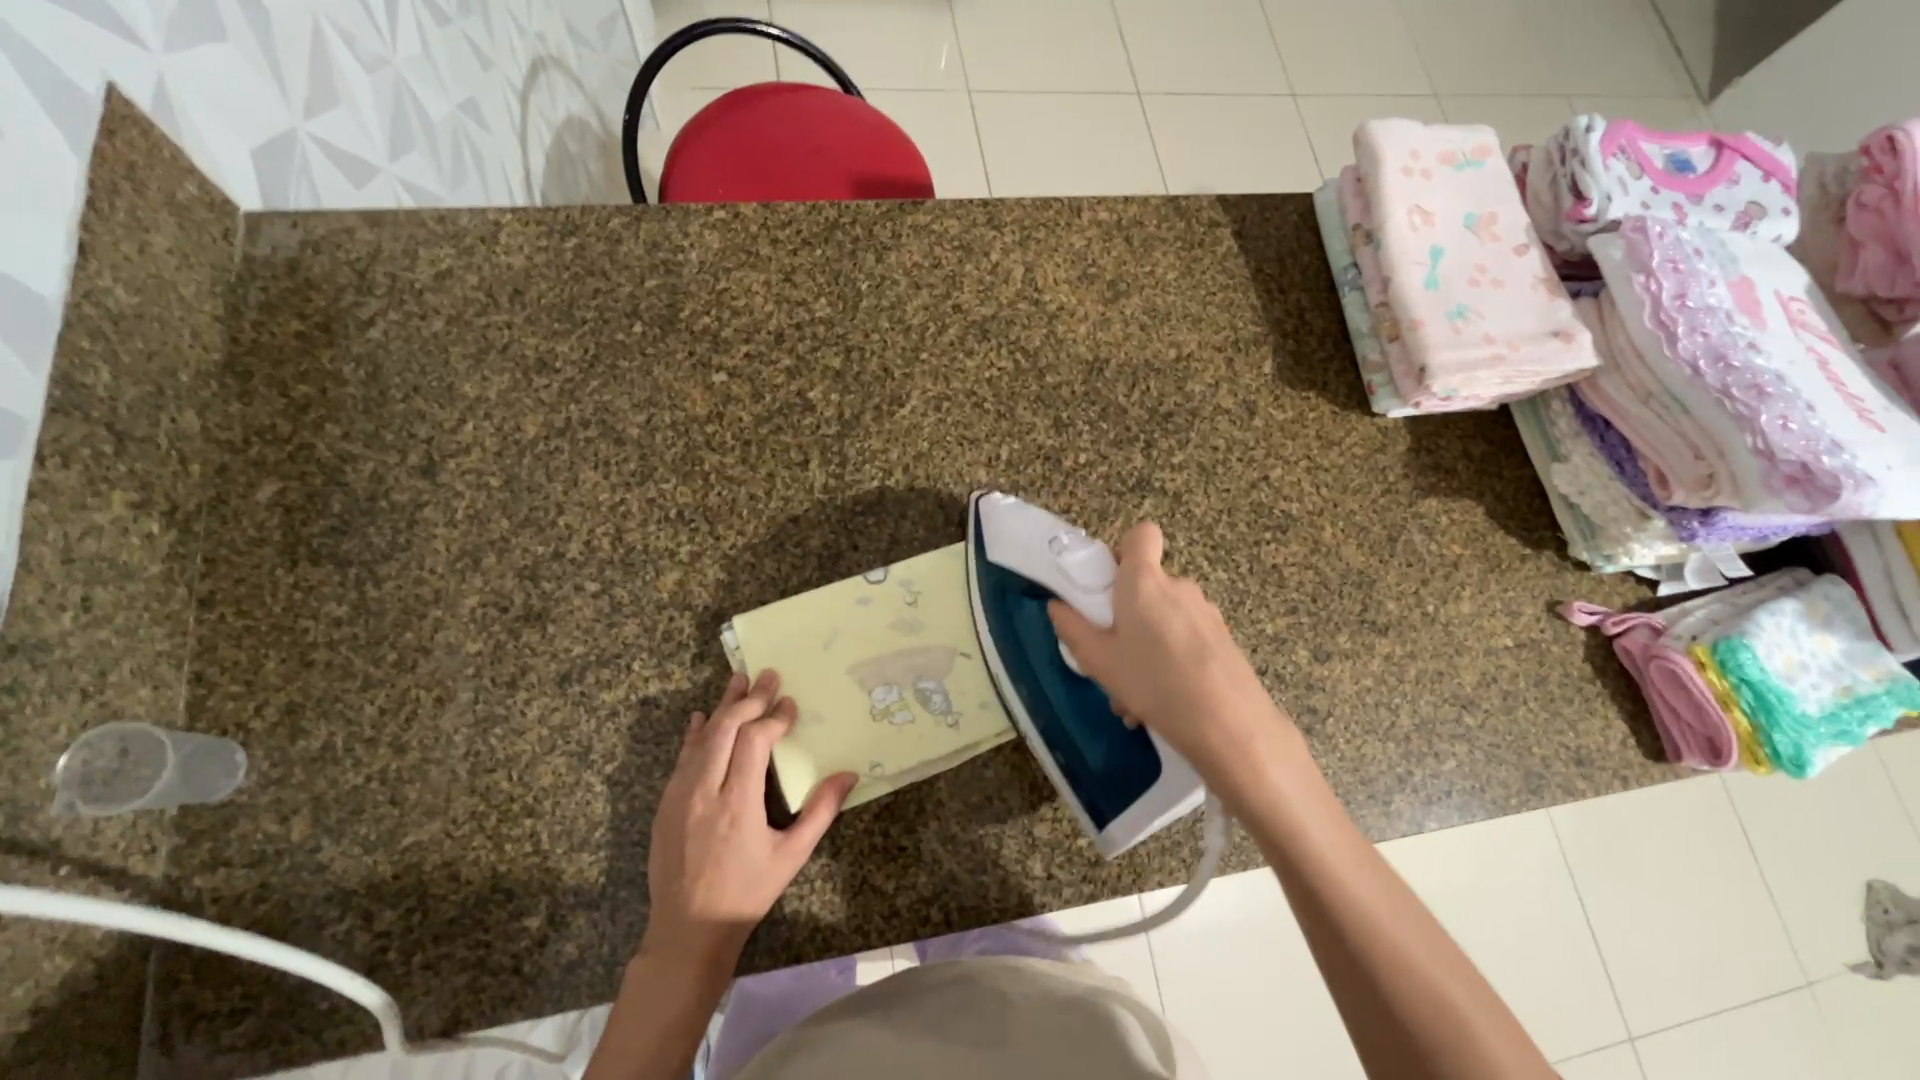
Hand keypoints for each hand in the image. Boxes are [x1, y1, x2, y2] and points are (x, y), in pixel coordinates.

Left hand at [643, 670, 857, 966]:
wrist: (687, 930)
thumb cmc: (746, 894)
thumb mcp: (791, 857)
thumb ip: (820, 812)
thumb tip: (849, 774)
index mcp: (737, 805)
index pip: (754, 742)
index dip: (773, 718)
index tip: (790, 706)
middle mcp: (703, 792)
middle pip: (725, 729)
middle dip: (748, 699)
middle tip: (768, 676)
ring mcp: (678, 796)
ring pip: (700, 738)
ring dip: (721, 706)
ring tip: (739, 680)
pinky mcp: (665, 804)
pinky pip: (681, 758)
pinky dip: (695, 734)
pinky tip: (702, 717)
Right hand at [1047, 523, 1303, 796]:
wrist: (1229, 725)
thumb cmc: (1153, 682)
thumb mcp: (1098, 660)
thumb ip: (1073, 628)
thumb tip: (1057, 605)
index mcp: (1145, 582)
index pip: (1142, 534)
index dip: (1124, 552)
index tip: (1108, 586)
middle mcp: (1179, 587)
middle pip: (1149, 586)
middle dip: (1127, 616)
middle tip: (1111, 655)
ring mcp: (1205, 613)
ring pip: (1165, 619)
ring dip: (1146, 647)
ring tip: (1133, 696)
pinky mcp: (1223, 640)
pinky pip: (1184, 641)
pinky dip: (1170, 661)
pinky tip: (1160, 703)